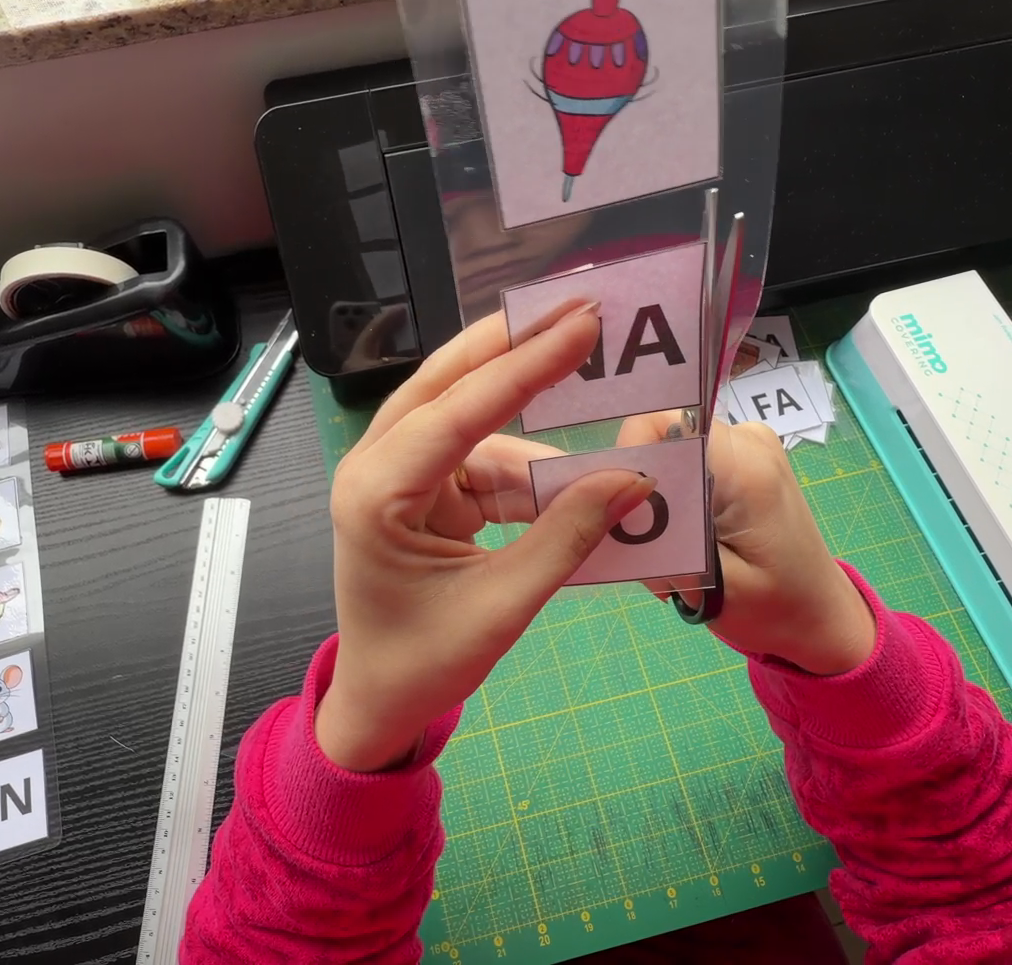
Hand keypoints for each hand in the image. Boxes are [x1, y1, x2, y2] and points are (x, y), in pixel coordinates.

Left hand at [318, 304, 658, 771]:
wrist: (381, 701)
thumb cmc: (425, 662)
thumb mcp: (502, 605)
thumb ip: (568, 536)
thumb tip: (636, 479)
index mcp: (376, 492)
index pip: (457, 412)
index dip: (524, 367)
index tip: (579, 326)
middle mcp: (378, 466)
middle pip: (447, 384)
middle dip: (512, 347)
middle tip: (576, 310)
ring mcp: (398, 472)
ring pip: (470, 419)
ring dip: (530, 418)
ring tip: (593, 389)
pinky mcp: (422, 487)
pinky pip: (481, 458)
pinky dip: (525, 467)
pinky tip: (570, 474)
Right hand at [621, 413, 875, 675]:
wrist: (820, 619)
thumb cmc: (773, 610)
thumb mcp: (711, 581)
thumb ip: (665, 531)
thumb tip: (616, 493)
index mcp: (744, 465)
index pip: (655, 425)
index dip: (626, 462)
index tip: (625, 516)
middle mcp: (746, 439)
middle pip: (655, 437)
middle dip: (637, 492)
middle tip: (651, 552)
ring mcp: (745, 443)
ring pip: (664, 452)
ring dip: (654, 503)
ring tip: (673, 555)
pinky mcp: (739, 456)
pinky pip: (681, 462)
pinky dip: (671, 501)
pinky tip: (686, 540)